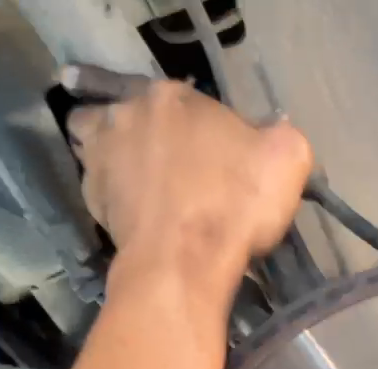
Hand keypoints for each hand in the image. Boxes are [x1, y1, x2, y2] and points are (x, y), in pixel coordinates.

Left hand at [62, 69, 312, 294]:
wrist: (184, 263)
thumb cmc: (236, 207)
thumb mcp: (289, 161)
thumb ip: (284, 138)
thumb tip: (275, 136)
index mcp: (177, 96)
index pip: (200, 106)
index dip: (217, 135)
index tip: (231, 165)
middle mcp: (129, 110)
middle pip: (150, 117)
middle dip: (167, 138)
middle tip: (192, 175)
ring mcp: (101, 149)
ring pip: (109, 138)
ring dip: (127, 154)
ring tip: (152, 185)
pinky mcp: (89, 191)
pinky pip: (102, 180)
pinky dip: (117, 191)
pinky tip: (140, 211)